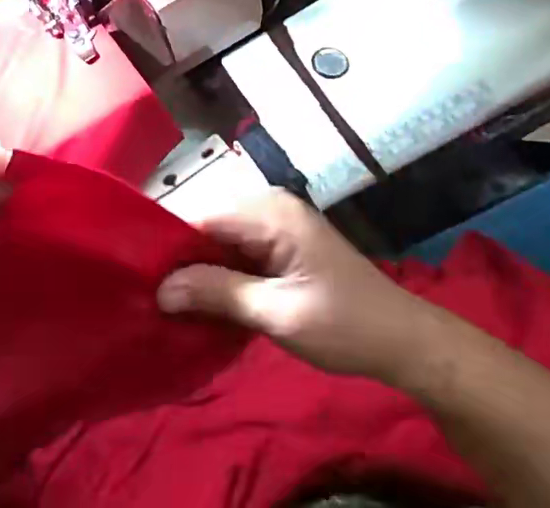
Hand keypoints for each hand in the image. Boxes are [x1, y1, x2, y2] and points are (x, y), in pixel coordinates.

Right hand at [157, 191, 446, 386]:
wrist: (406, 342)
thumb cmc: (345, 326)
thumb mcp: (277, 314)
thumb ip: (218, 294)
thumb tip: (160, 290)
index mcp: (271, 213)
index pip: (202, 218)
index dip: (171, 247)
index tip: (142, 278)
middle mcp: (270, 206)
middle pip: (209, 225)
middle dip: (184, 259)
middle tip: (155, 294)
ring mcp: (278, 222)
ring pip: (221, 238)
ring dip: (202, 268)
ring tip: (173, 299)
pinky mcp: (282, 241)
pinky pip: (239, 248)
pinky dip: (223, 272)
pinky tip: (209, 298)